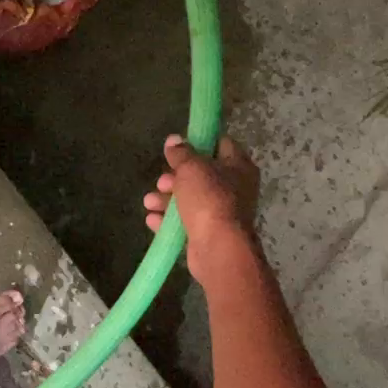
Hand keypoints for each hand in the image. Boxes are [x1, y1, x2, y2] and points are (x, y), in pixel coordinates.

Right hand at [144, 134, 260, 285]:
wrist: (218, 248)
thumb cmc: (210, 199)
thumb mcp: (192, 168)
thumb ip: (181, 153)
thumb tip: (173, 140)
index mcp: (238, 166)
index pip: (220, 144)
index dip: (198, 142)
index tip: (177, 147)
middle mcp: (233, 188)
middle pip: (200, 175)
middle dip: (175, 177)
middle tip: (161, 182)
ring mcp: (220, 213)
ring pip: (190, 200)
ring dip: (166, 199)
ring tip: (149, 202)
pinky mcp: (207, 234)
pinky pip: (184, 223)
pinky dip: (167, 221)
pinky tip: (152, 219)